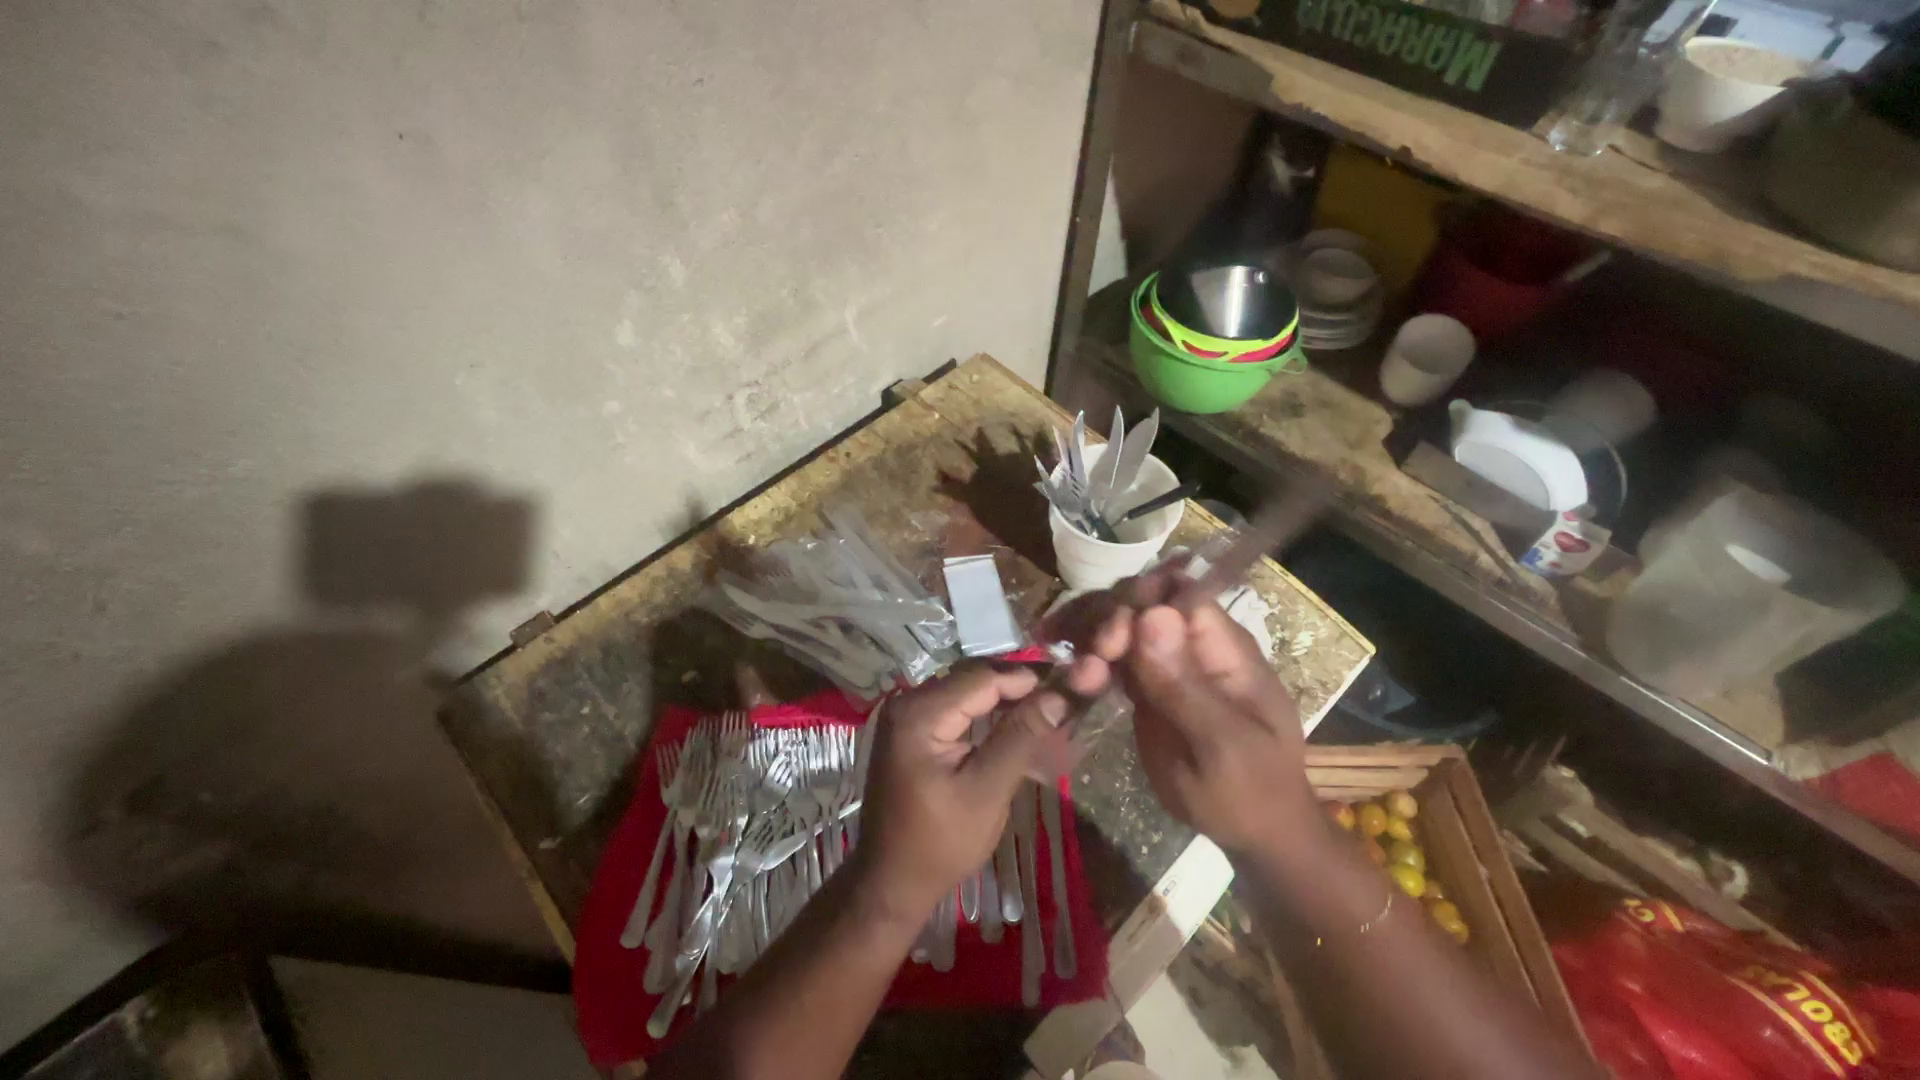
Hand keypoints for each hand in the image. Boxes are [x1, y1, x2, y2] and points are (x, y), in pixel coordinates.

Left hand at [851, 661, 1103, 916]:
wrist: (891, 881)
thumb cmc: (939, 842)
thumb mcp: (986, 790)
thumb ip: (1020, 737)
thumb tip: (1058, 694)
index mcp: (918, 713)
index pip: (982, 678)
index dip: (1028, 678)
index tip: (1071, 684)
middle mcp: (906, 702)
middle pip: (972, 678)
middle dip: (1018, 685)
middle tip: (1063, 695)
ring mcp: (905, 716)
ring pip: (965, 691)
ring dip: (1004, 697)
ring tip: (1048, 706)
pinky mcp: (911, 732)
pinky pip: (954, 709)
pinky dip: (986, 712)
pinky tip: (1016, 722)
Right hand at [1046, 570, 1315, 856]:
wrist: (1251, 831)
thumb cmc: (1250, 789)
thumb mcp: (1222, 744)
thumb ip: (1185, 683)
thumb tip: (1152, 615)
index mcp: (1223, 646)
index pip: (1177, 592)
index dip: (1141, 599)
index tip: (1113, 635)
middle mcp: (1191, 643)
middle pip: (1139, 602)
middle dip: (1106, 620)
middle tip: (1088, 665)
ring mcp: (1166, 664)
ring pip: (1118, 626)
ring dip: (1089, 640)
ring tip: (1077, 677)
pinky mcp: (1144, 688)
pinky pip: (1111, 660)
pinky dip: (1087, 663)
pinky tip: (1070, 679)